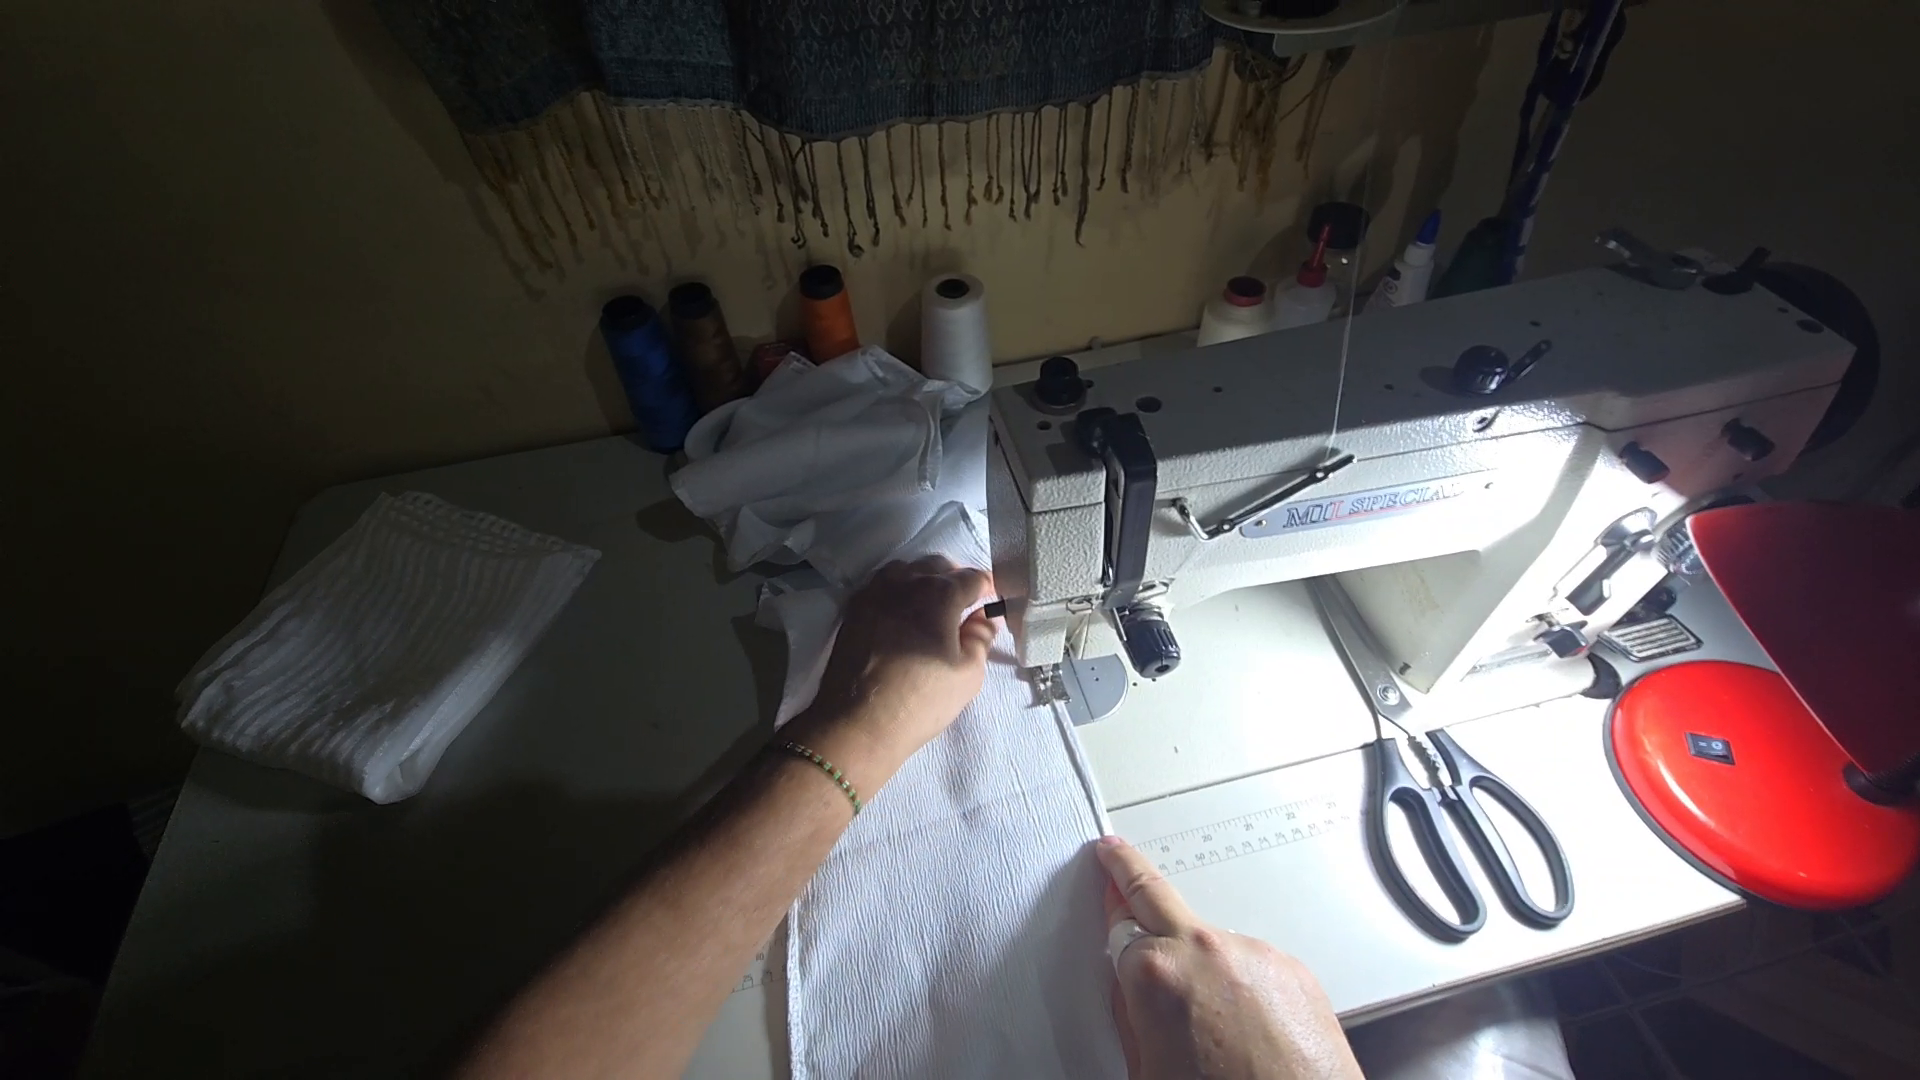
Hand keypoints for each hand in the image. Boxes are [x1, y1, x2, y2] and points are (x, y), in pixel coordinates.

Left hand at [787, 556, 995, 782]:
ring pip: (907, 570)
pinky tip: (902, 614)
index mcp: (940, 593)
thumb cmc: (920, 700)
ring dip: (924, 580)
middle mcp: (906, 582)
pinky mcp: (854, 608)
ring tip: (932, 607)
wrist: (857, 723)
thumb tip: (985, 617)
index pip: (972, 577)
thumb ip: (981, 637)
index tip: (990, 603)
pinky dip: (897, 590)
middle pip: (938, 566)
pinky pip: (881, 585)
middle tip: (964, 606)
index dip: (987, 589)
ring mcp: (875, 592)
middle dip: (955, 579)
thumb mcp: (968, 674)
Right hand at [1096, 836, 1361, 1079]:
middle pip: (1154, 892)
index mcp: (1154, 973)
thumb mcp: (1147, 1069)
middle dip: (1128, 869)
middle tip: (1116, 853)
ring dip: (1204, 964)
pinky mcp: (1291, 967)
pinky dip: (1246, 985)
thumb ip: (1131, 1012)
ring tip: (1217, 1023)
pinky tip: (1251, 1028)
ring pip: (1210, 942)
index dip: (1114, 919)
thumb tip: (1127, 977)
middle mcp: (1203, 949)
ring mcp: (1252, 954)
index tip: (1108, 887)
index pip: (1119, 925)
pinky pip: (1252, 965)